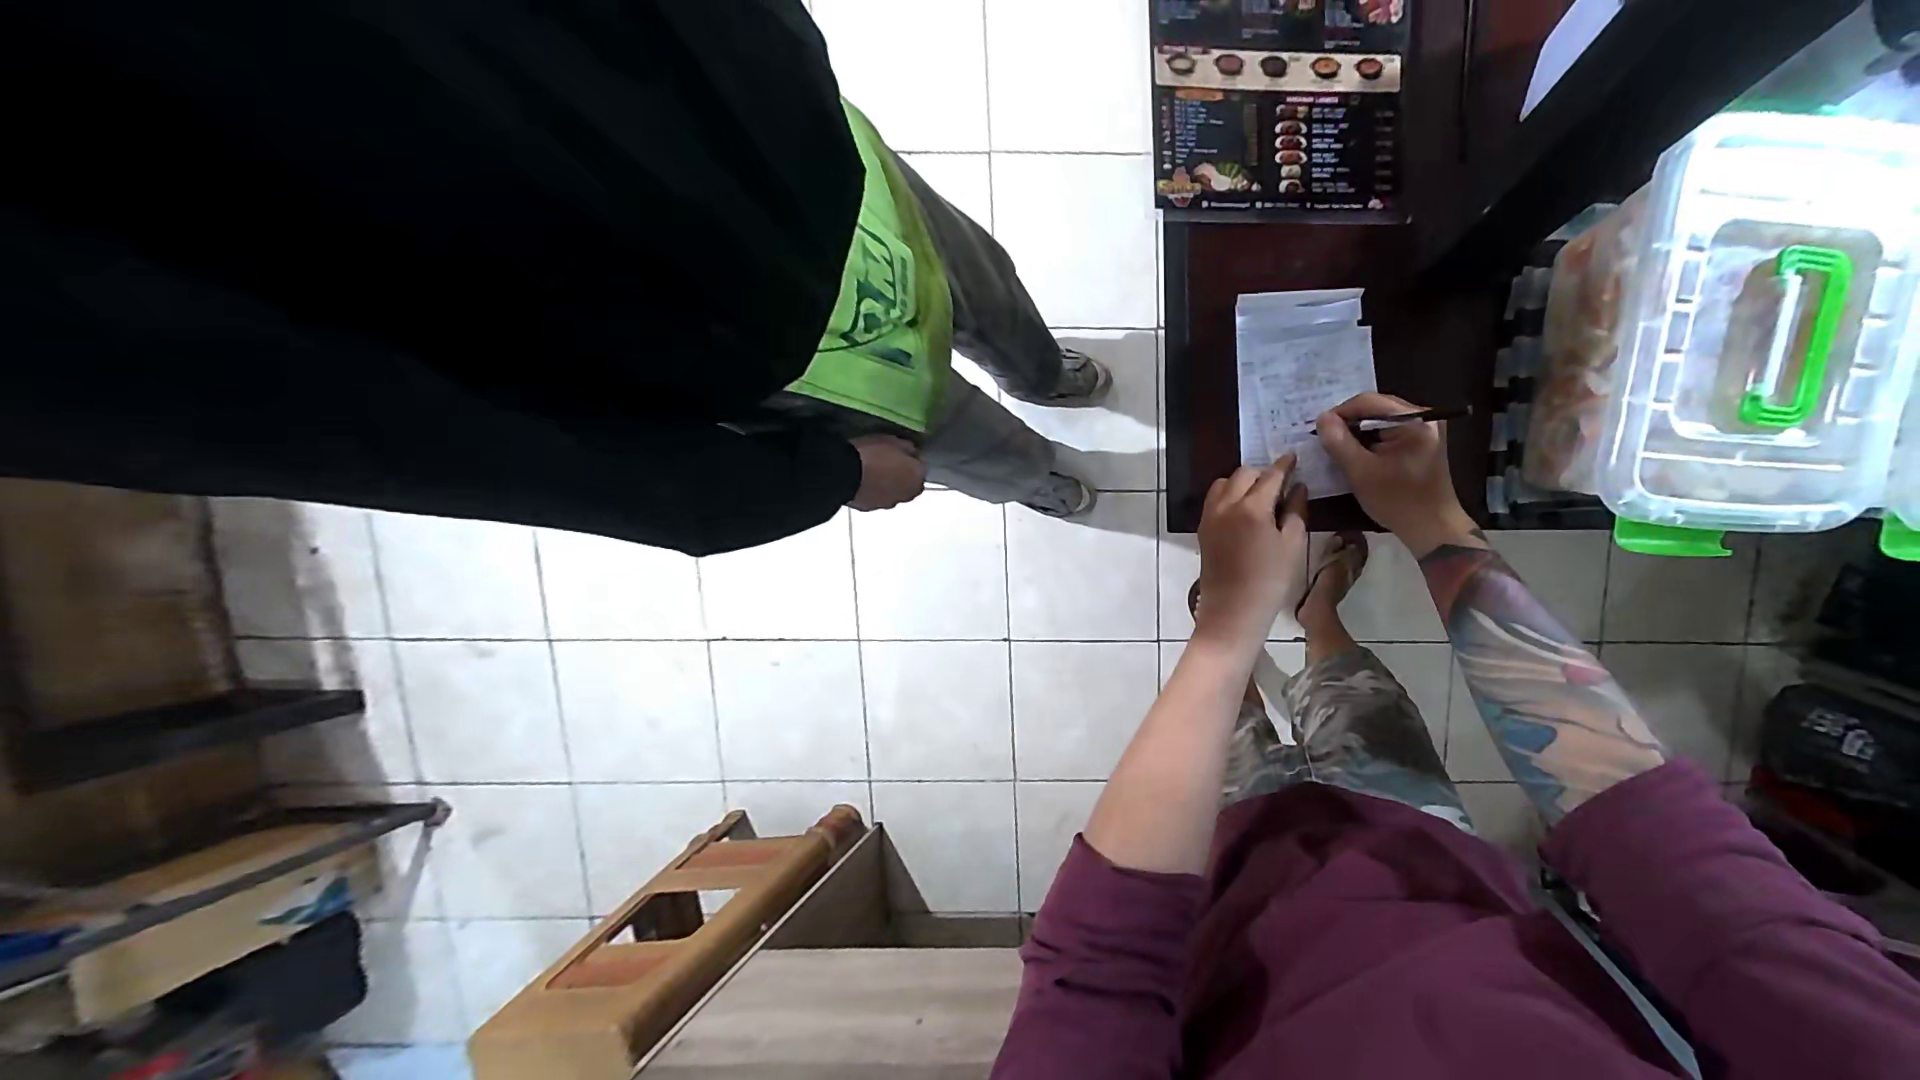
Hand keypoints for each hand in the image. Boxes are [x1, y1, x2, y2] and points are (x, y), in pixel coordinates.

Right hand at [846, 435, 926, 510]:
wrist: (844, 474)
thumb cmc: (871, 453)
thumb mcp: (892, 440)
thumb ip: (907, 447)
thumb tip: (912, 452)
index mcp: (917, 476)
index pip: (922, 465)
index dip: (911, 457)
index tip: (901, 452)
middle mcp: (908, 493)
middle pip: (911, 483)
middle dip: (905, 475)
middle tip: (890, 463)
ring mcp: (891, 503)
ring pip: (896, 492)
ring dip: (891, 485)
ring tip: (876, 473)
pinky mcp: (873, 508)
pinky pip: (879, 498)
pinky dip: (876, 491)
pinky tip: (865, 482)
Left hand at [1194, 456, 1309, 646]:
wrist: (1233, 609)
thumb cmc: (1270, 580)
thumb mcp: (1293, 545)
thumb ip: (1295, 511)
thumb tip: (1297, 487)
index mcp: (1251, 508)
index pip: (1270, 476)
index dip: (1284, 465)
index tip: (1294, 457)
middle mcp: (1225, 506)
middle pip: (1243, 474)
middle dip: (1262, 472)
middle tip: (1280, 480)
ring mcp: (1209, 517)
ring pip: (1223, 484)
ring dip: (1241, 482)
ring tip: (1260, 494)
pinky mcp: (1202, 529)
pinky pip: (1213, 500)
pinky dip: (1227, 494)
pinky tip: (1243, 507)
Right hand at [1316, 393, 1476, 555]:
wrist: (1431, 526)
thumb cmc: (1396, 500)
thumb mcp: (1360, 471)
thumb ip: (1339, 442)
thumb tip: (1322, 418)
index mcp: (1414, 420)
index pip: (1367, 402)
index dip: (1339, 413)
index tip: (1319, 432)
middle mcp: (1423, 417)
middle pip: (1375, 407)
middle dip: (1348, 422)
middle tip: (1326, 440)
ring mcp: (1424, 428)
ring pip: (1379, 419)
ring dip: (1357, 431)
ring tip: (1339, 448)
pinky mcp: (1420, 440)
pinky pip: (1387, 430)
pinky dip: (1369, 439)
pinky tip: (1357, 454)